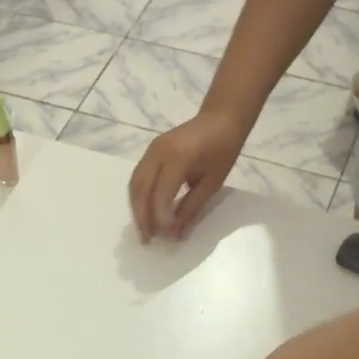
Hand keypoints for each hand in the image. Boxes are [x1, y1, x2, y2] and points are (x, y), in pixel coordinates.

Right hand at [130, 109, 253, 240]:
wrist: (221, 117)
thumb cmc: (223, 149)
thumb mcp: (212, 183)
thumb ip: (191, 208)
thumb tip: (175, 234)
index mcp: (178, 157)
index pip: (161, 194)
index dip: (162, 219)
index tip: (168, 238)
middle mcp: (158, 152)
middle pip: (141, 190)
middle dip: (142, 217)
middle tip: (147, 240)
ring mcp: (151, 150)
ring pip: (135, 185)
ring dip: (137, 209)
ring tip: (144, 230)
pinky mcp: (150, 151)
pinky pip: (138, 178)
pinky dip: (139, 198)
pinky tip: (145, 212)